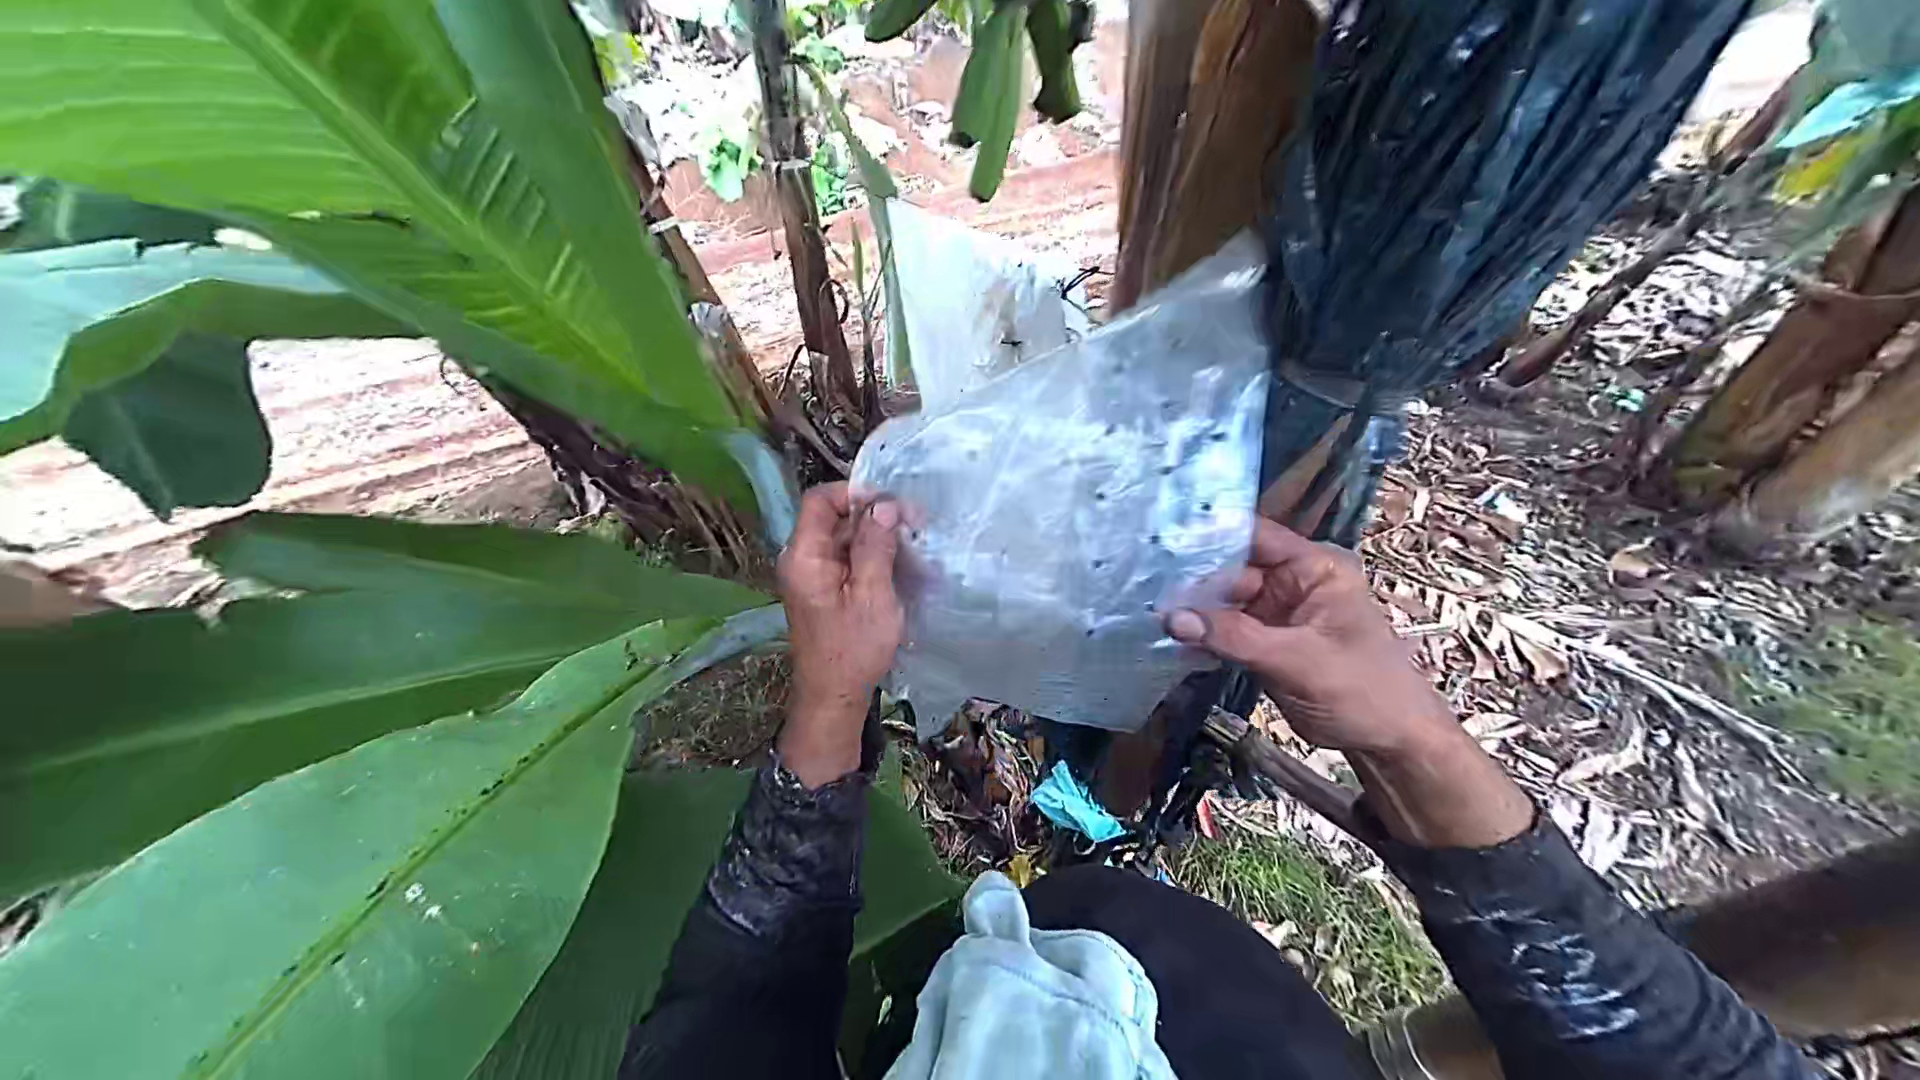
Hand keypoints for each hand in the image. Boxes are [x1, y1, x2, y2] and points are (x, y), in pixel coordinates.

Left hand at [775, 482, 904, 786]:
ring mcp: (811, 574)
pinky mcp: (823, 588)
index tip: (891, 504)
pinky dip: (870, 556)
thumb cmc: (854, 649)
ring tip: (911, 546)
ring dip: (875, 537)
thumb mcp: (872, 595)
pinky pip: (845, 558)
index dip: (854, 493)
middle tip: (913, 525)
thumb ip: (875, 546)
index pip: (820, 500)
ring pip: (843, 537)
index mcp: (804, 556)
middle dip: (872, 516)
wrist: (834, 696)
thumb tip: (884, 504)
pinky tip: (897, 566)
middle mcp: (801, 559)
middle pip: (833, 517)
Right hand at [1165, 518, 1452, 756]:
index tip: (1161, 541)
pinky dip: (1199, 634)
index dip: (1209, 535)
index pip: (1254, 536)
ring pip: (1220, 599)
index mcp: (1314, 568)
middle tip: (1144, 588)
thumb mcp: (1299, 661)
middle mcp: (1290, 581)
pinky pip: (1221, 627)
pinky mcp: (1260, 638)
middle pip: (1229, 568)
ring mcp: (1274, 610)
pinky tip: (1167, 637)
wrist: (1390, 745)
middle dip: (1190, 579)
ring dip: (1189, 609)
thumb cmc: (1364, 692)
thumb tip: (1171, 618)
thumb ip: (1234, 637)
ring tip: (1146, 610)